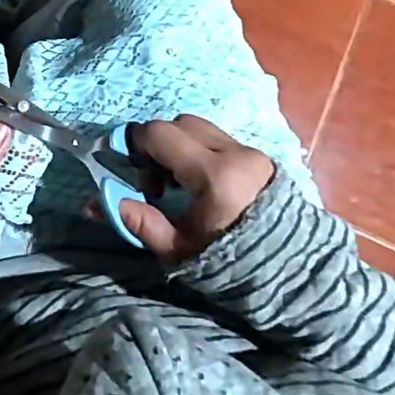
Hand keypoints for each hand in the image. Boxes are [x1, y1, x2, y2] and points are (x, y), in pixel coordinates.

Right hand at [117, 115, 273, 265]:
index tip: (131, 169)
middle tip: (155, 180)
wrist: (290, 272)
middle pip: (180, 123)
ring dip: (179, 145)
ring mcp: (251, 152)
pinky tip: (198, 182)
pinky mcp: (259, 157)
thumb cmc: (231, 265)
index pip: (161, 133)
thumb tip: (104, 202)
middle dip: (158, 143)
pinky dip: (199, 150)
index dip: (136, 143)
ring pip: (201, 128)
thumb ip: (142, 222)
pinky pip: (218, 139)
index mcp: (215, 176)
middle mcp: (235, 154)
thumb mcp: (180, 251)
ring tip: (177, 182)